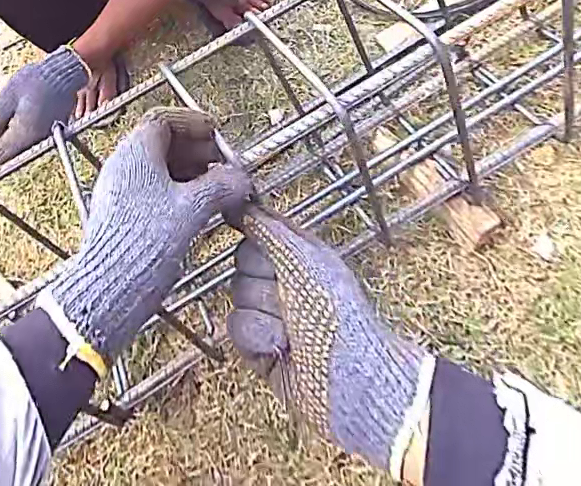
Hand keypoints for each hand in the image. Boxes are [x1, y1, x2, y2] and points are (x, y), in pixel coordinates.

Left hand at [0, 46, 89, 166]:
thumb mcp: (6, 98)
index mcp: (24, 136)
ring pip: (11, 152)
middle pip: (1, 159)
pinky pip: (22, 143)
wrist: (65, 72)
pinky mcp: (45, 135)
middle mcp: (35, 143)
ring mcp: (41, 140)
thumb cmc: (38, 79)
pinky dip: (10, 136)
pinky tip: (7, 120)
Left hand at [43, 108, 250, 358]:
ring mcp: (119, 191)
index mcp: (136, 153)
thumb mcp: (193, 209)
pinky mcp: (120, 215)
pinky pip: (151, 189)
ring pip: (158, 167)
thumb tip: (242, 178)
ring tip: (214, 188)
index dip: (194, 123)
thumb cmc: (145, 245)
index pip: (165, 120)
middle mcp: (123, 165)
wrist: (105, 295)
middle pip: (163, 142)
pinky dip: (176, 191)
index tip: (215, 133)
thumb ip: (222, 186)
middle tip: (222, 164)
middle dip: (196, 149)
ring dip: (189, 171)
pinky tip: (195, 210)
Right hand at [228, 209, 431, 474]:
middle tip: (286, 292)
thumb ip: (271, 229)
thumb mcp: (305, 257)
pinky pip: (235, 327)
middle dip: (261, 278)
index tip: (245, 230)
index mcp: (298, 252)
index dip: (252, 231)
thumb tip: (241, 205)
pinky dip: (256, 335)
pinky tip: (279, 345)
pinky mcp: (258, 345)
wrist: (345, 376)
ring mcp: (269, 312)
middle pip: (242, 262)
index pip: (259, 229)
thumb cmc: (336, 310)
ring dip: (262, 310)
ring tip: (290, 325)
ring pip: (237, 295)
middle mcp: (283, 279)